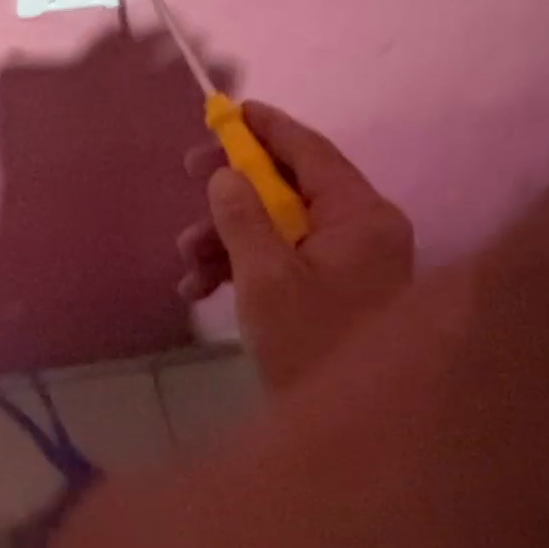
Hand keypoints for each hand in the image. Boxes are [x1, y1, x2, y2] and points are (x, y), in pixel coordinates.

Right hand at [177, 100, 413, 389]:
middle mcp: (362, 229)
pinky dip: (240, 266)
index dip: (266, 127)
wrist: (357, 437)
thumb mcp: (266, 277)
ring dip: (227, 235)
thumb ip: (242, 217)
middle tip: (188, 174)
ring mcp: (348, 263)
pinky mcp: (331, 292)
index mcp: (361, 215)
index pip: (311, 151)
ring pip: (278, 224)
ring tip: (186, 260)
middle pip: (290, 185)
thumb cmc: (313, 344)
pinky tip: (198, 287)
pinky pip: (281, 259)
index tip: (227, 110)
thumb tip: (224, 174)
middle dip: (234, 187)